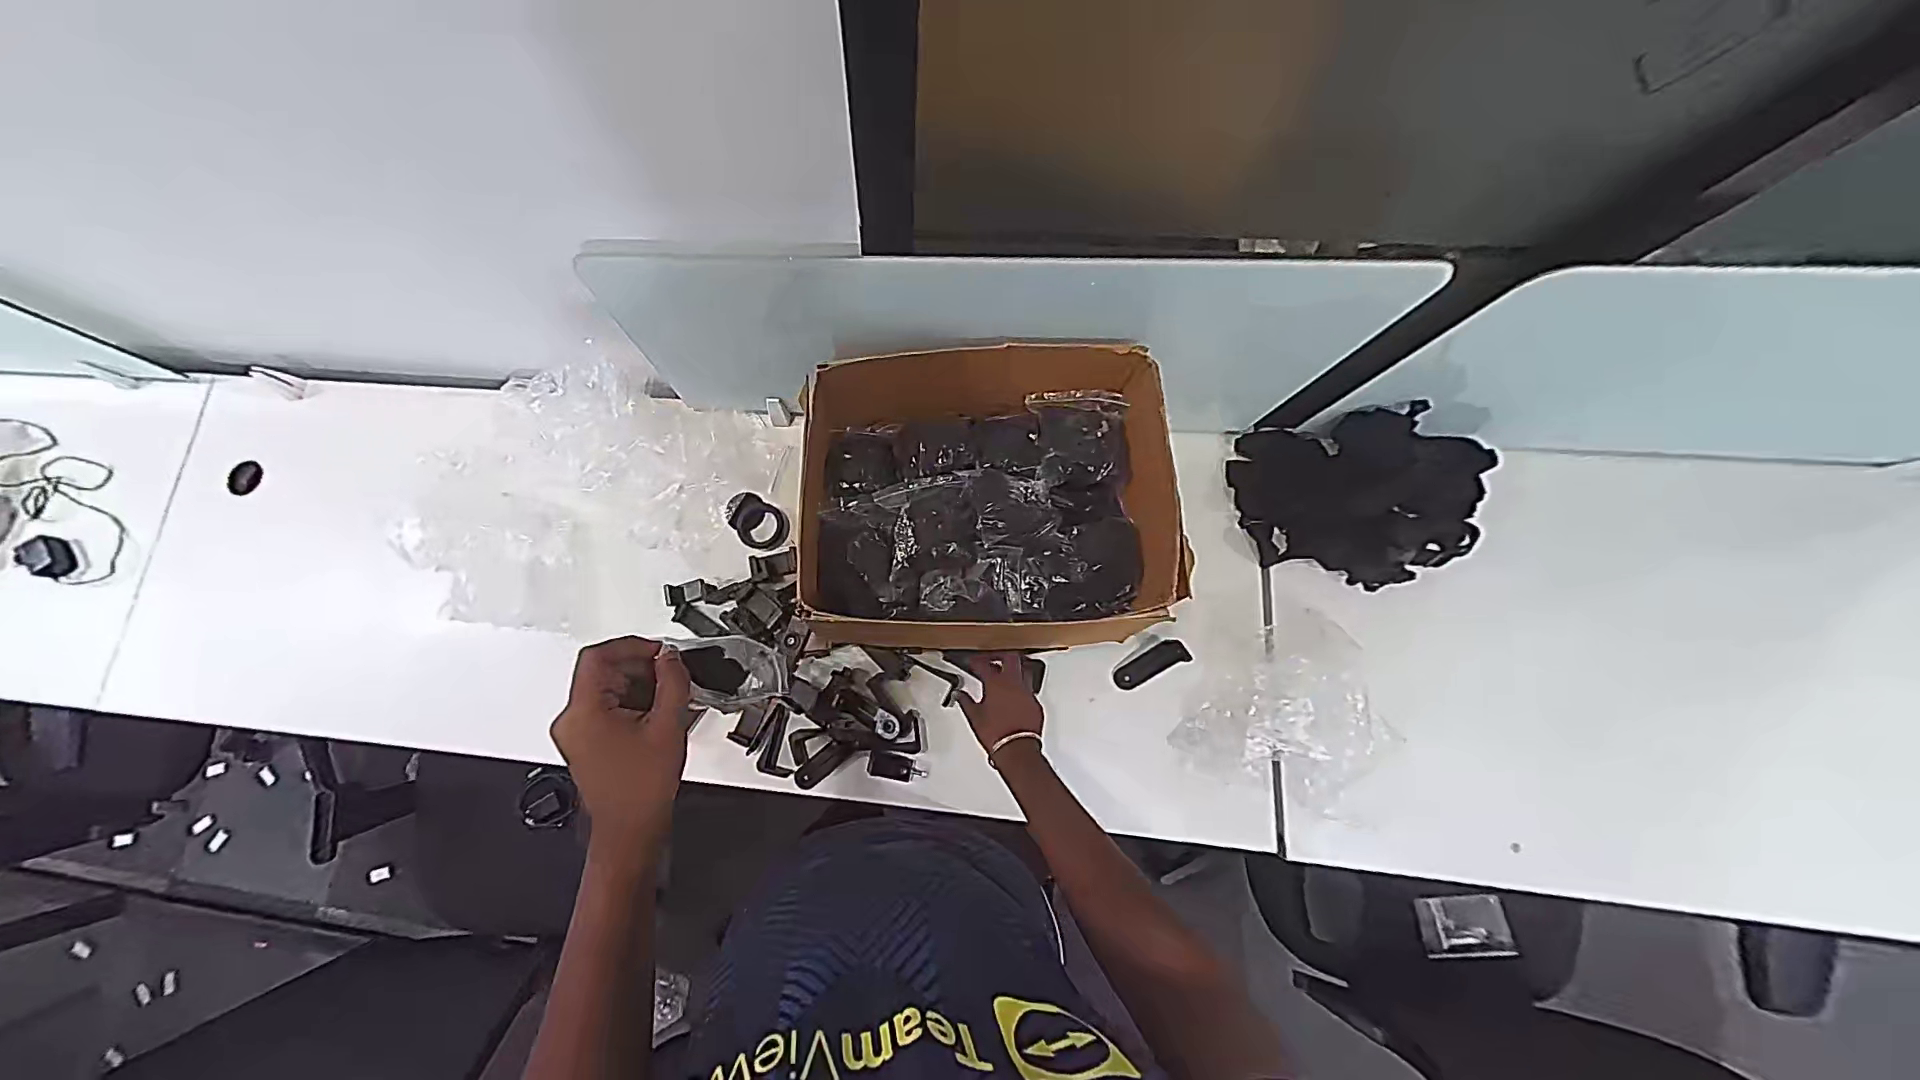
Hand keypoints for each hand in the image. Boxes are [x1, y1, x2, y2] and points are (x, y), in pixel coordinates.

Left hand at [550, 637, 692, 852]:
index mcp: (583, 712)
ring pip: (610, 688)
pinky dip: (637, 702)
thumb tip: (670, 658)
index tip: (658, 650)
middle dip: (642, 668)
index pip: (598, 657)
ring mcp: (578, 731)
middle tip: (672, 672)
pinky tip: (662, 713)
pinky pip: (611, 706)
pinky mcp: (588, 740)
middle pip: (604, 671)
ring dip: (643, 685)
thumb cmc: (641, 789)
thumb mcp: (667, 725)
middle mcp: (573, 720)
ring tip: (672, 698)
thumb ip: (672, 683)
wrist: (631, 828)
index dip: (632, 646)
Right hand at [955, 651, 1043, 753]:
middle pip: (1010, 657)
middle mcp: (1014, 684)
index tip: (973, 662)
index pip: (984, 664)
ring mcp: (1027, 692)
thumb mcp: (974, 717)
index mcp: (996, 683)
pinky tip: (1015, 694)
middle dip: (1000, 655)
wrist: (1016, 749)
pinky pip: (1029, 689)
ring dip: (1014, 669)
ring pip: (1024, 670)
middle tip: (992, 658)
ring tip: (1005, 673)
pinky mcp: (1035, 703)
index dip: (977, 661)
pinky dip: (1021, 688)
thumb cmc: (996, 734)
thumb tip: (960, 695)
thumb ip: (966, 701)